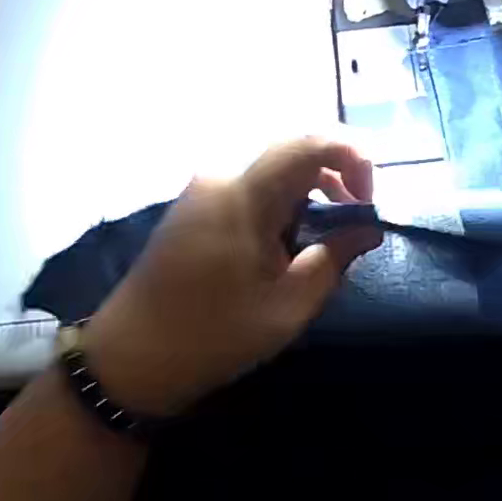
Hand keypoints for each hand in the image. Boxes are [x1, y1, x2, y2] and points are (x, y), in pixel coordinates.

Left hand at [82, 137, 382, 416]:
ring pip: (273, 173)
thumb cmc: (215, 335)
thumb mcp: (289, 306)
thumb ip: (334, 258)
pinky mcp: (194, 207)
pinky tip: (286, 247)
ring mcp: (202, 191)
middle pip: (293, 154)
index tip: (368, 202)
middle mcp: (220, 177)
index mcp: (244, 196)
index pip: (310, 143)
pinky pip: (250, 190)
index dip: (354, 158)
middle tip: (355, 226)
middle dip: (336, 180)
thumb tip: (368, 227)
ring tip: (322, 245)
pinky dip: (282, 206)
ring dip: (309, 197)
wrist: (132, 357)